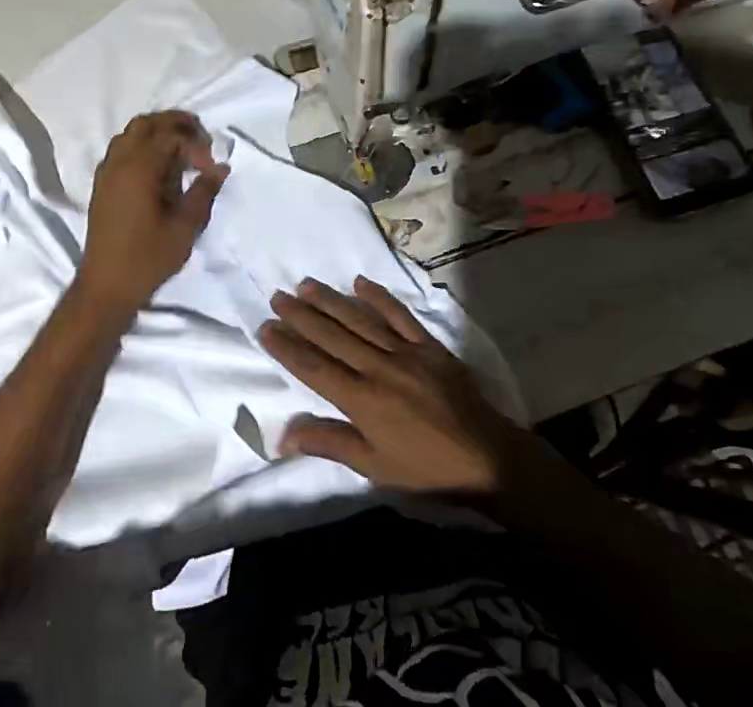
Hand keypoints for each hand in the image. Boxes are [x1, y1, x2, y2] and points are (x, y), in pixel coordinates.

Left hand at [75, 111, 226, 312]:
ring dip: (158, 134)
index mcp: (138, 169)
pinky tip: (161, 169)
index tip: (211, 169)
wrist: (106, 285)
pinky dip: (144, 148)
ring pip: (131, 134)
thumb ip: (203, 192)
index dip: (196, 146)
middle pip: (146, 124)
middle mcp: (118, 163)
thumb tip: (219, 168)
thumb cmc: (148, 257)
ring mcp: (106, 173)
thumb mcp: (185, 226)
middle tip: (202, 140)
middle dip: (176, 124)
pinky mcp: (103, 186)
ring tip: (184, 152)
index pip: (170, 137)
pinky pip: (122, 150)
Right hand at [258, 277, 540, 493]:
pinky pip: (400, 315)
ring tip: (306, 285)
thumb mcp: (374, 467)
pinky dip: (379, 297)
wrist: (486, 457)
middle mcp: (379, 368)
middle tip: (277, 296)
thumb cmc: (426, 470)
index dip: (287, 347)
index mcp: (362, 400)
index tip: (266, 327)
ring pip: (360, 320)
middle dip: (302, 316)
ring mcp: (406, 352)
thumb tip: (283, 435)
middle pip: (332, 336)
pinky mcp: (429, 345)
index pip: (314, 367)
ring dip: (331, 301)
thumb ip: (330, 443)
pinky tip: (360, 282)